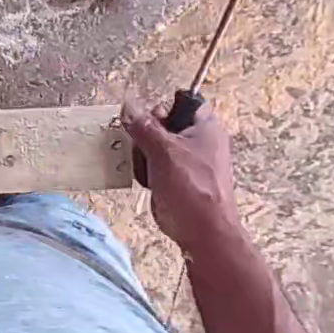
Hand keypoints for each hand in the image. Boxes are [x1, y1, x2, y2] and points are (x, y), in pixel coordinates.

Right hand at [122, 93, 242, 258]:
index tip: (148, 125)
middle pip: (162, 124)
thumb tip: (128, 104)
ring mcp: (187, 160)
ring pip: (154, 145)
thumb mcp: (163, 151)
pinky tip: (147, 180)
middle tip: (145, 151)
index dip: (160, 111)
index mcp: (205, 127)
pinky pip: (154, 164)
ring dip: (143, 155)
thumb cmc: (190, 187)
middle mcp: (198, 140)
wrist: (202, 229)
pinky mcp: (176, 177)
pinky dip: (146, 169)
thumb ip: (144, 126)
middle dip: (146, 137)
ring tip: (147, 170)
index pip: (180, 103)